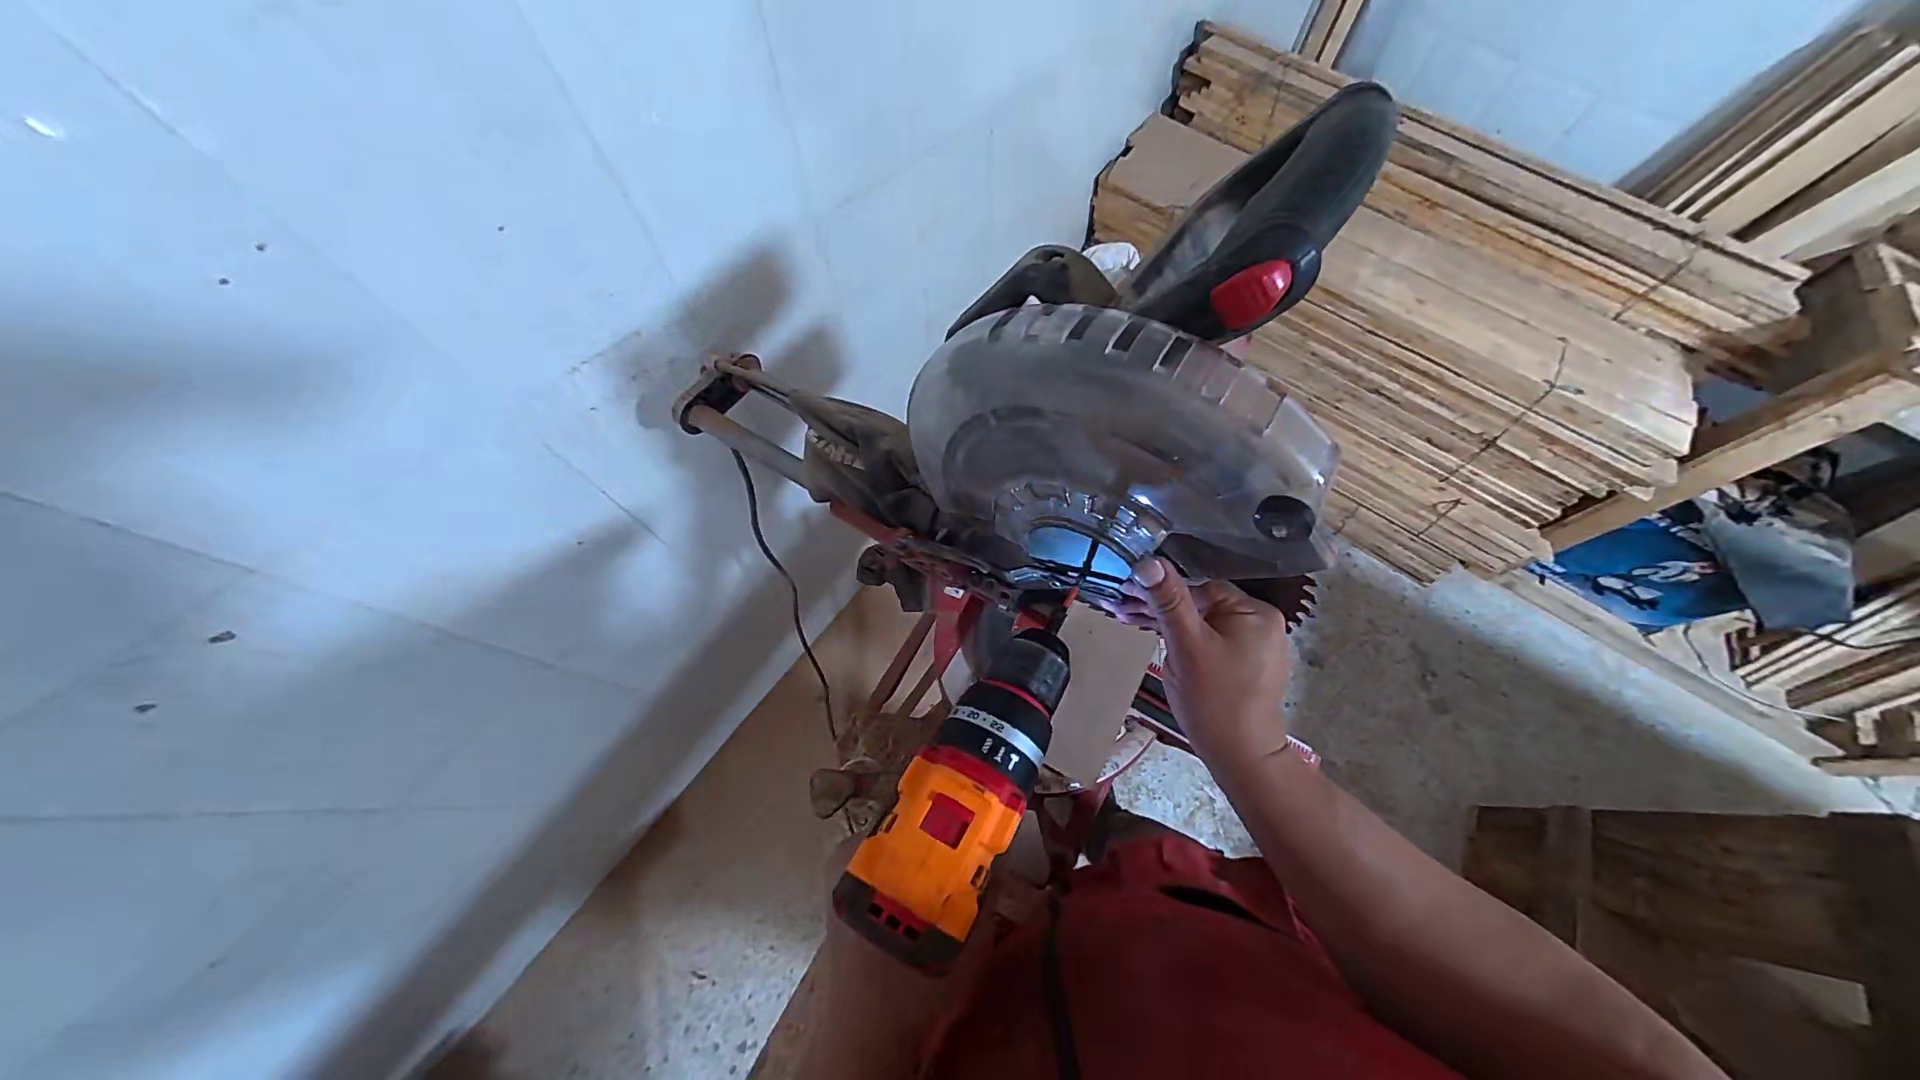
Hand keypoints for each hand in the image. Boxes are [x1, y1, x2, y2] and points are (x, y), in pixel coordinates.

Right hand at [1110, 558, 1293, 763]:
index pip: (1198, 589)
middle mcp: (1260, 624)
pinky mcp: (1243, 664)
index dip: (1160, 591)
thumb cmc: (1214, 701)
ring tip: (1127, 620)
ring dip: (1165, 622)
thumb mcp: (1186, 645)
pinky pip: (1207, 641)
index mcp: (1254, 612)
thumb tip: (1148, 562)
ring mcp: (1253, 645)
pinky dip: (1182, 640)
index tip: (1125, 592)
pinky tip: (1155, 638)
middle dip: (1158, 606)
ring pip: (1200, 623)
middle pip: (1198, 604)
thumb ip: (1168, 601)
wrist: (1240, 757)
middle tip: (1119, 607)